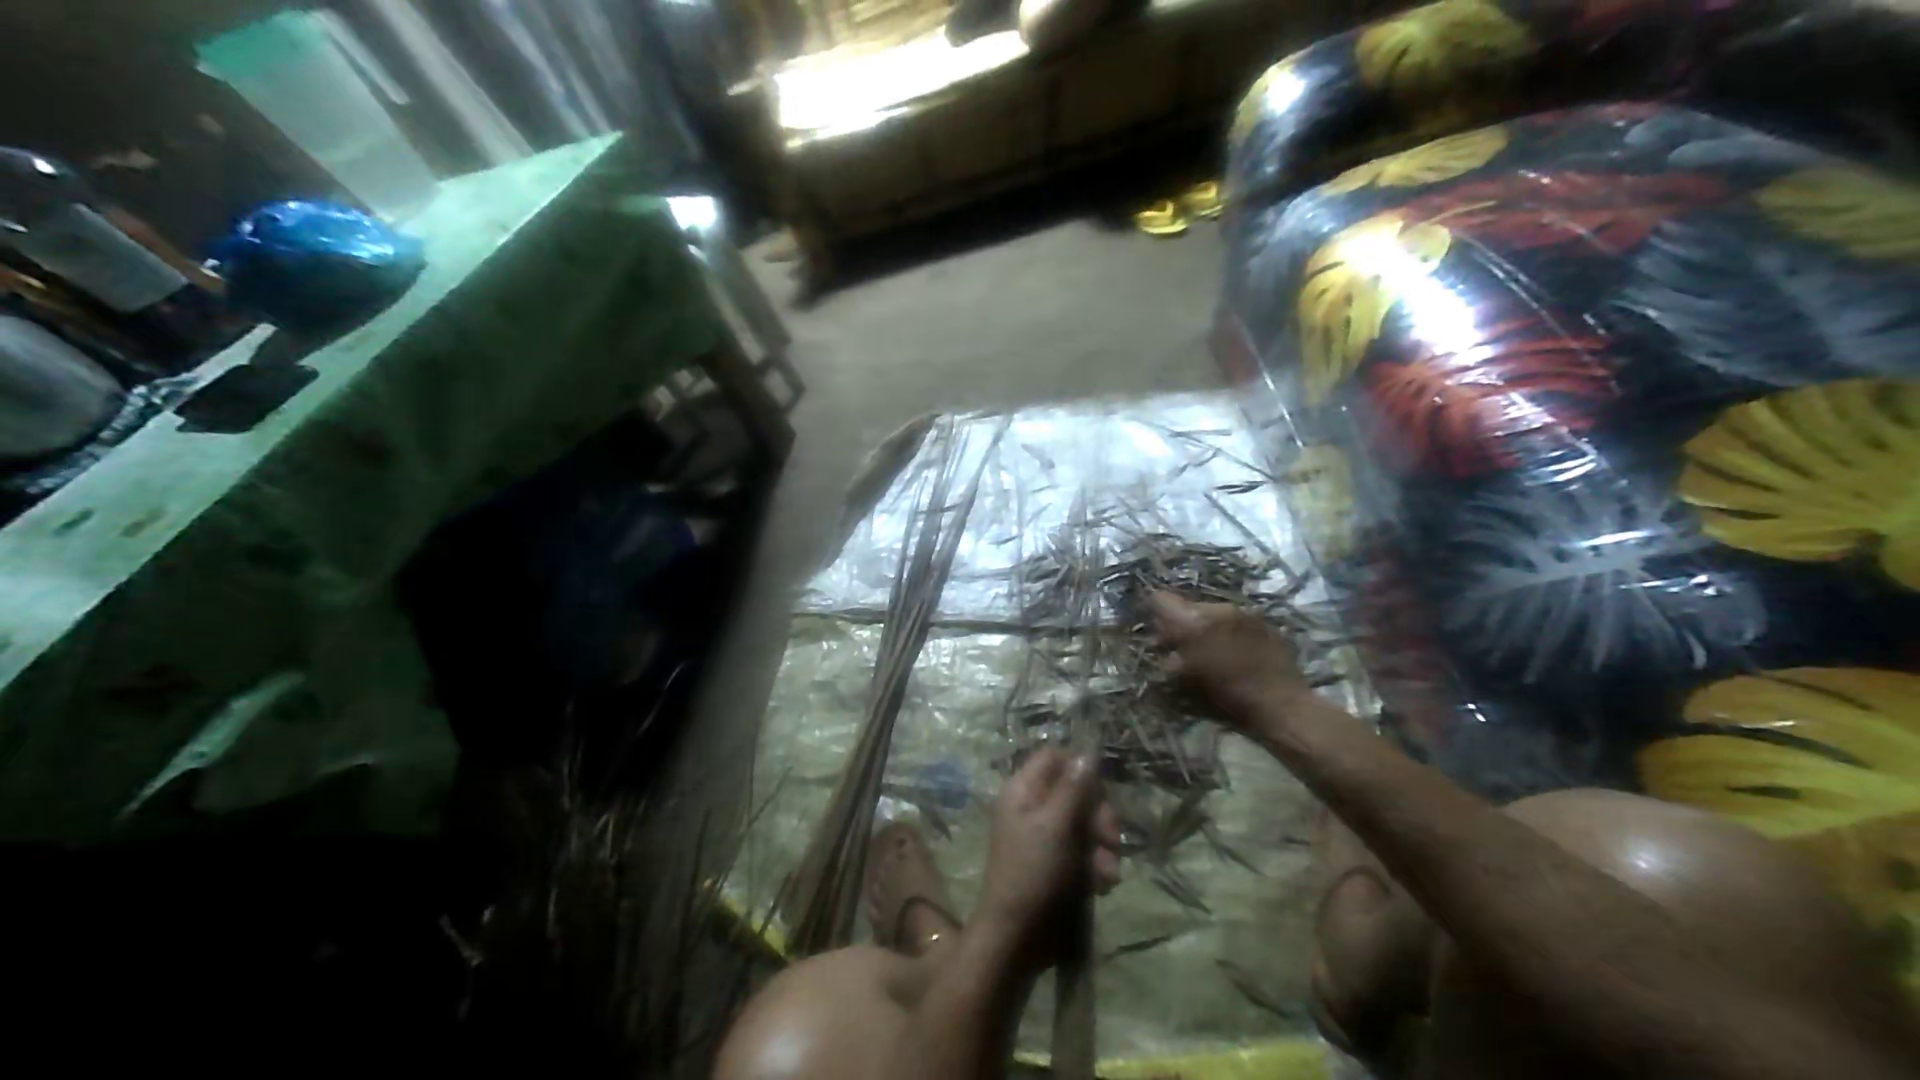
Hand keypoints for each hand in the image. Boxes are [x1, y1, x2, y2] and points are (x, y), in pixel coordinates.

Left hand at [974, 748, 1122, 965]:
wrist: (1016, 936)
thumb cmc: (1033, 872)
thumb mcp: (1056, 824)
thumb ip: (1074, 787)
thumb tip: (1087, 752)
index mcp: (1023, 790)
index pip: (1054, 757)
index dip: (1080, 769)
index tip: (1100, 792)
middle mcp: (1032, 807)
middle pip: (1076, 792)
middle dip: (1098, 817)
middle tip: (1110, 840)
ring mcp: (1043, 836)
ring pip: (1084, 825)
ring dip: (1102, 847)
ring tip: (1107, 874)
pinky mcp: (1055, 863)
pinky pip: (1083, 852)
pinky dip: (1095, 866)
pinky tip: (1102, 886)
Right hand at [1150, 591, 1312, 723]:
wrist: (1282, 707)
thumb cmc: (1225, 701)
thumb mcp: (1183, 684)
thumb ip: (1169, 658)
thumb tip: (1164, 648)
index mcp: (1193, 623)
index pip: (1160, 599)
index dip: (1154, 613)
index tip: (1156, 632)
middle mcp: (1218, 609)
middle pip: (1187, 606)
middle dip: (1181, 624)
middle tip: (1182, 648)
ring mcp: (1244, 613)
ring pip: (1213, 612)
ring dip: (1206, 628)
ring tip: (1212, 652)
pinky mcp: (1264, 622)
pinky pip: (1235, 620)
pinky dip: (1229, 632)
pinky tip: (1236, 653)